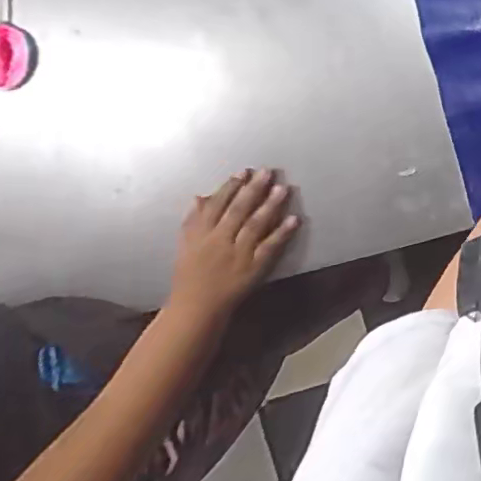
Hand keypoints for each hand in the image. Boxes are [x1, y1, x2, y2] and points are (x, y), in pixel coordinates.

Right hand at [169, 168, 298, 316]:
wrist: (196, 309)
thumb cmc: (190, 275)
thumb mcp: (186, 245)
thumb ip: (193, 219)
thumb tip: (200, 195)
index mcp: (201, 234)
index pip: (217, 205)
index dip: (231, 187)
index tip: (244, 171)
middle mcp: (219, 241)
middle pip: (238, 211)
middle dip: (253, 189)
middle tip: (267, 172)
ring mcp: (238, 255)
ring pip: (255, 225)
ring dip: (270, 206)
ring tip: (283, 188)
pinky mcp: (253, 268)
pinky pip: (269, 247)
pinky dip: (282, 233)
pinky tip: (294, 219)